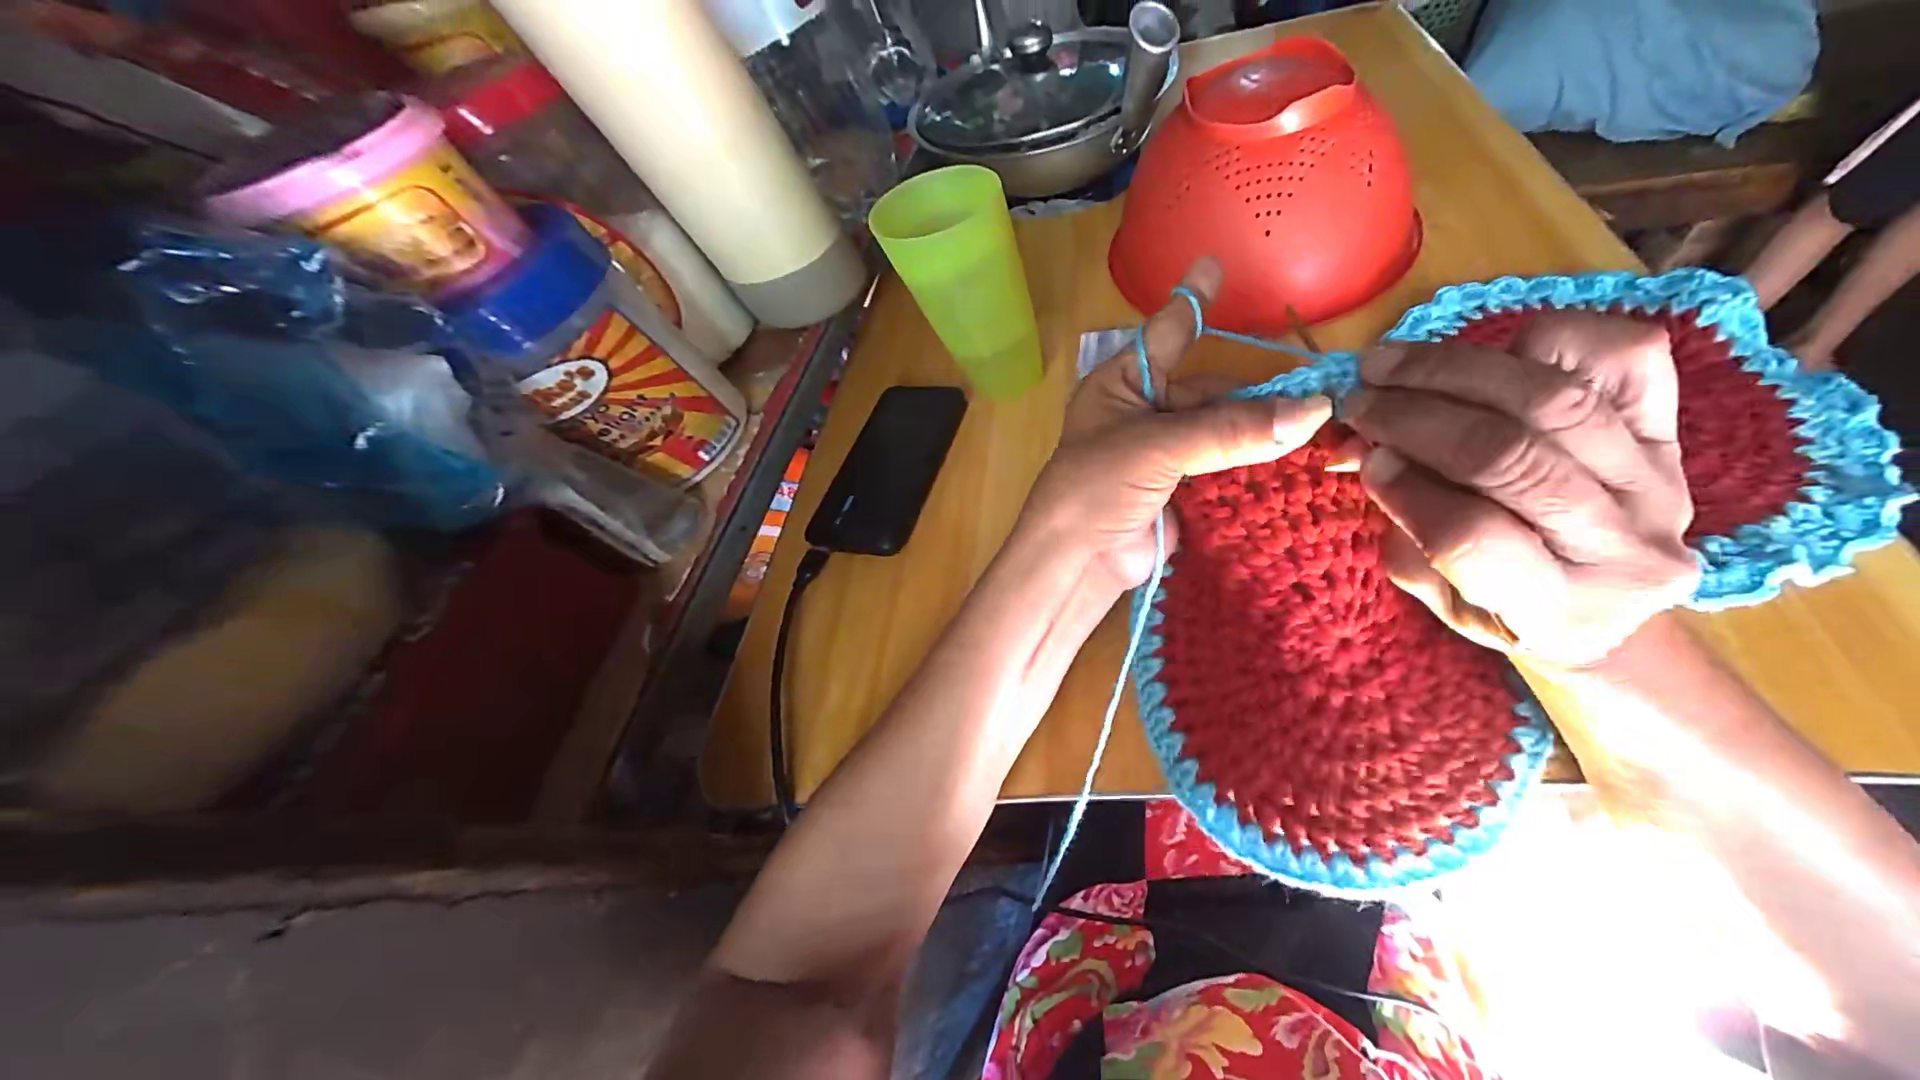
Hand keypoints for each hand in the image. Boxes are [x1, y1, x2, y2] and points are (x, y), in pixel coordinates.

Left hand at [1019, 257, 1332, 596]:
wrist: (1076, 560)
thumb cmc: (1096, 488)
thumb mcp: (1158, 448)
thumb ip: (1231, 431)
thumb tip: (1313, 411)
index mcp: (1121, 385)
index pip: (1165, 334)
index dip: (1193, 303)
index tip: (1213, 265)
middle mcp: (1141, 411)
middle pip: (1209, 390)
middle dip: (1256, 395)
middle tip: (1316, 396)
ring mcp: (1160, 452)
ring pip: (1221, 430)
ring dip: (1260, 431)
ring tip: (1319, 425)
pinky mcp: (1176, 488)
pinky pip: (1222, 465)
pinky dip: (1253, 462)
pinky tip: (1293, 458)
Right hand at [1343, 312, 1700, 667]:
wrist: (1610, 598)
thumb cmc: (1502, 608)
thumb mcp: (1437, 594)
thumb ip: (1402, 528)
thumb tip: (1366, 452)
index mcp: (1555, 603)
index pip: (1472, 535)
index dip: (1405, 488)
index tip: (1357, 458)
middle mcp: (1624, 540)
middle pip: (1513, 455)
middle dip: (1416, 418)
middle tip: (1357, 401)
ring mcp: (1659, 477)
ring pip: (1556, 398)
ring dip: (1454, 370)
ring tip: (1387, 365)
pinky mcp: (1672, 425)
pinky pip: (1625, 355)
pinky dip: (1547, 340)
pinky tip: (1487, 352)